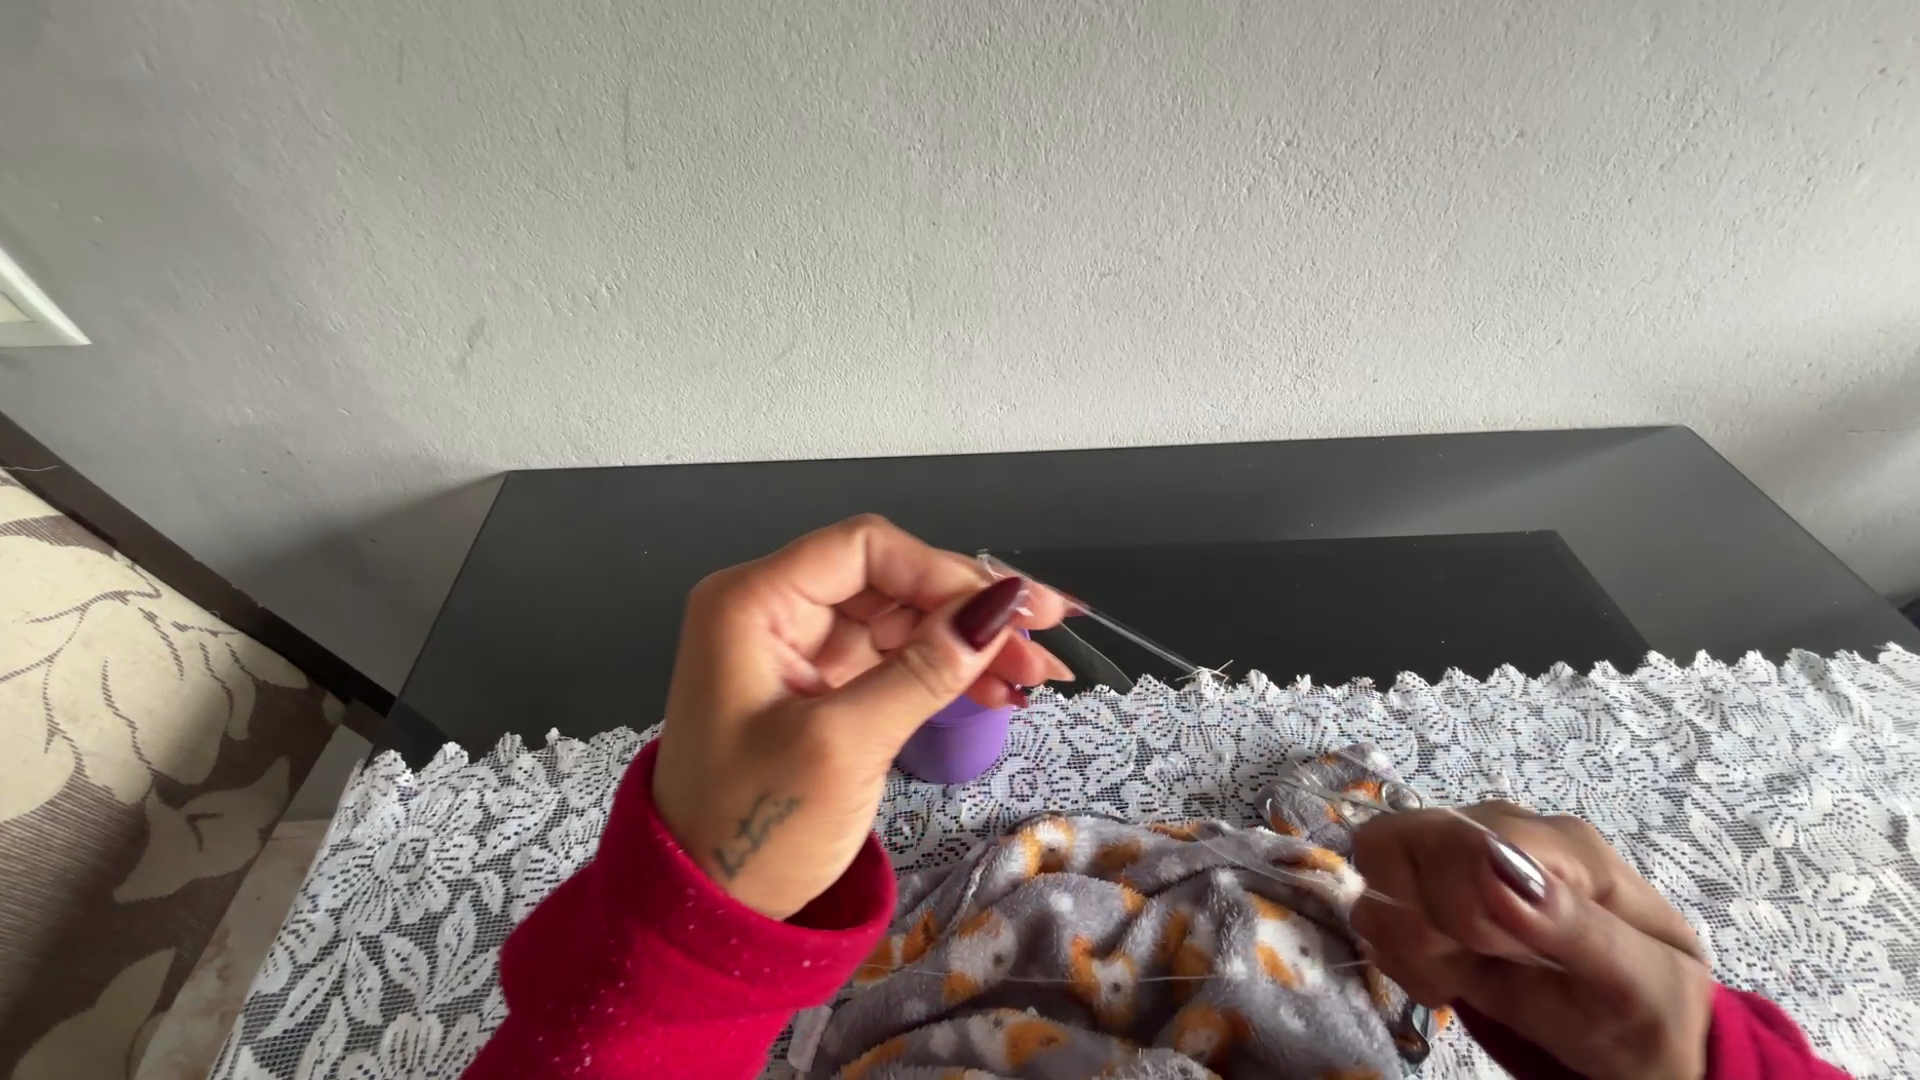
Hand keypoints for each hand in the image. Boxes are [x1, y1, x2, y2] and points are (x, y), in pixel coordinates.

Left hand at [649, 515, 1074, 919]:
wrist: (708, 912)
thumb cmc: (757, 828)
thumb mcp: (843, 744)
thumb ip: (924, 669)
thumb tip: (1003, 604)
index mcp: (755, 602)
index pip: (864, 550)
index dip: (941, 572)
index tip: (1006, 612)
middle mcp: (778, 610)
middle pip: (893, 581)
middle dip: (970, 608)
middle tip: (1048, 629)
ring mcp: (805, 649)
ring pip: (906, 620)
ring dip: (972, 642)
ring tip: (1040, 672)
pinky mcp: (829, 686)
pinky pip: (900, 660)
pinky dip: (949, 673)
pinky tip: (1001, 690)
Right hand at [1350, 802, 1714, 1079]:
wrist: (1625, 1036)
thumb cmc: (1645, 1008)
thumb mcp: (1644, 985)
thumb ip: (1581, 928)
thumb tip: (1500, 867)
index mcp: (1552, 841)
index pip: (1460, 838)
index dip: (1463, 906)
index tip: (1507, 955)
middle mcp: (1486, 829)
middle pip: (1398, 843)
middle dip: (1428, 925)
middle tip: (1479, 966)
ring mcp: (1446, 852)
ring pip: (1373, 865)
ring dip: (1405, 939)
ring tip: (1456, 974)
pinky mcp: (1417, 884)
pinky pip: (1368, 901)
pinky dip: (1396, 952)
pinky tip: (1442, 973)